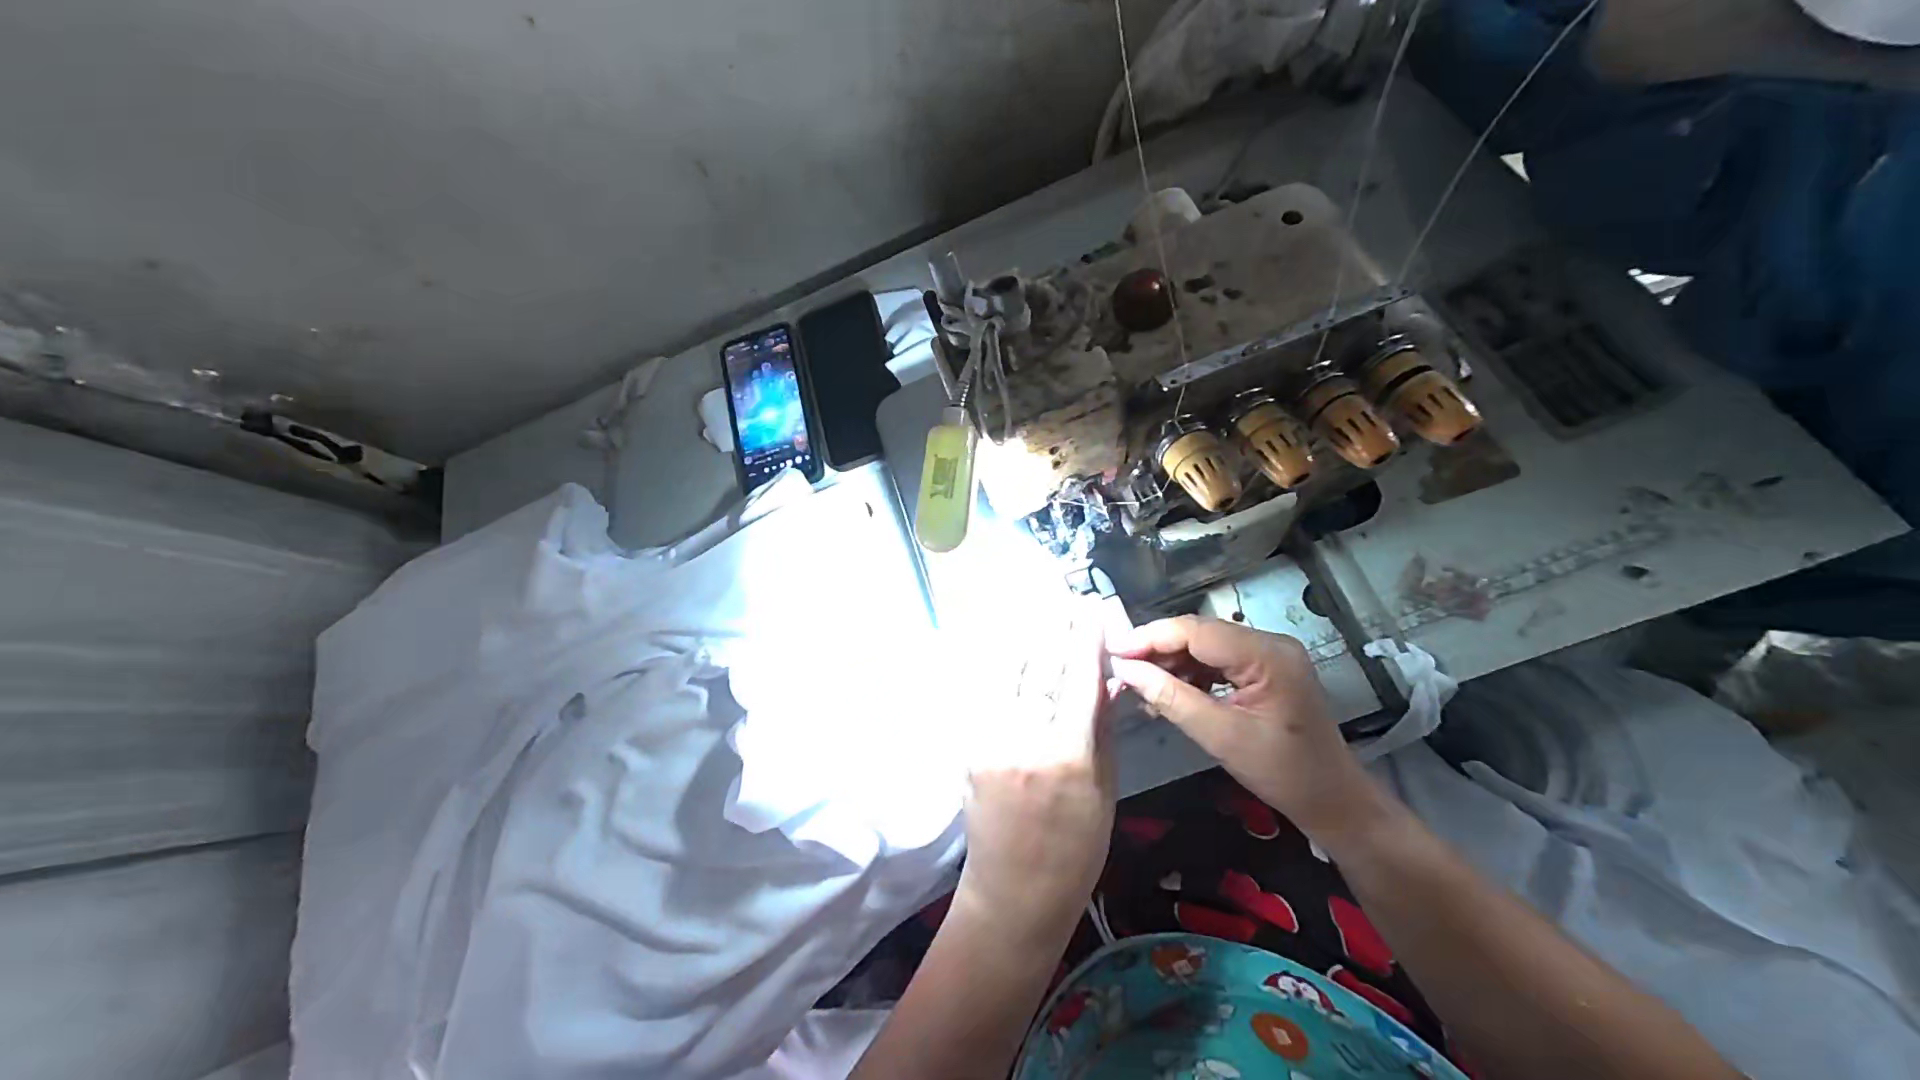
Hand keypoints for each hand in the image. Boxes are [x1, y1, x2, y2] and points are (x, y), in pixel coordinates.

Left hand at [957, 608, 1114, 941]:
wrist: (1014, 892)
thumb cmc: (1075, 852)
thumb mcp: (1104, 791)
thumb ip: (1102, 731)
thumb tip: (1106, 682)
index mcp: (1069, 756)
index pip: (1080, 681)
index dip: (1087, 639)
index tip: (1091, 609)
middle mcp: (1026, 740)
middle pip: (1043, 669)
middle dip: (1057, 628)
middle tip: (1067, 599)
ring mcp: (991, 741)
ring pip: (1010, 675)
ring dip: (1027, 637)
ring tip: (1039, 607)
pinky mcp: (970, 746)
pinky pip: (988, 695)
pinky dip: (1002, 665)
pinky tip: (1010, 643)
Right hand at [1108, 616, 1385, 839]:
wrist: (1332, 800)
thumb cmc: (1282, 773)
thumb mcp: (1220, 737)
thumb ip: (1171, 698)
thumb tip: (1125, 670)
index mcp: (1268, 655)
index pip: (1196, 631)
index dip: (1151, 638)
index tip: (1114, 653)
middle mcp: (1269, 643)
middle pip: (1199, 634)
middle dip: (1157, 650)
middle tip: (1121, 670)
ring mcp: (1268, 655)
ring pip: (1204, 646)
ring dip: (1171, 664)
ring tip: (1142, 688)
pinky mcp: (1263, 669)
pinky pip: (1216, 661)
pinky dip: (1190, 674)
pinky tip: (1168, 693)